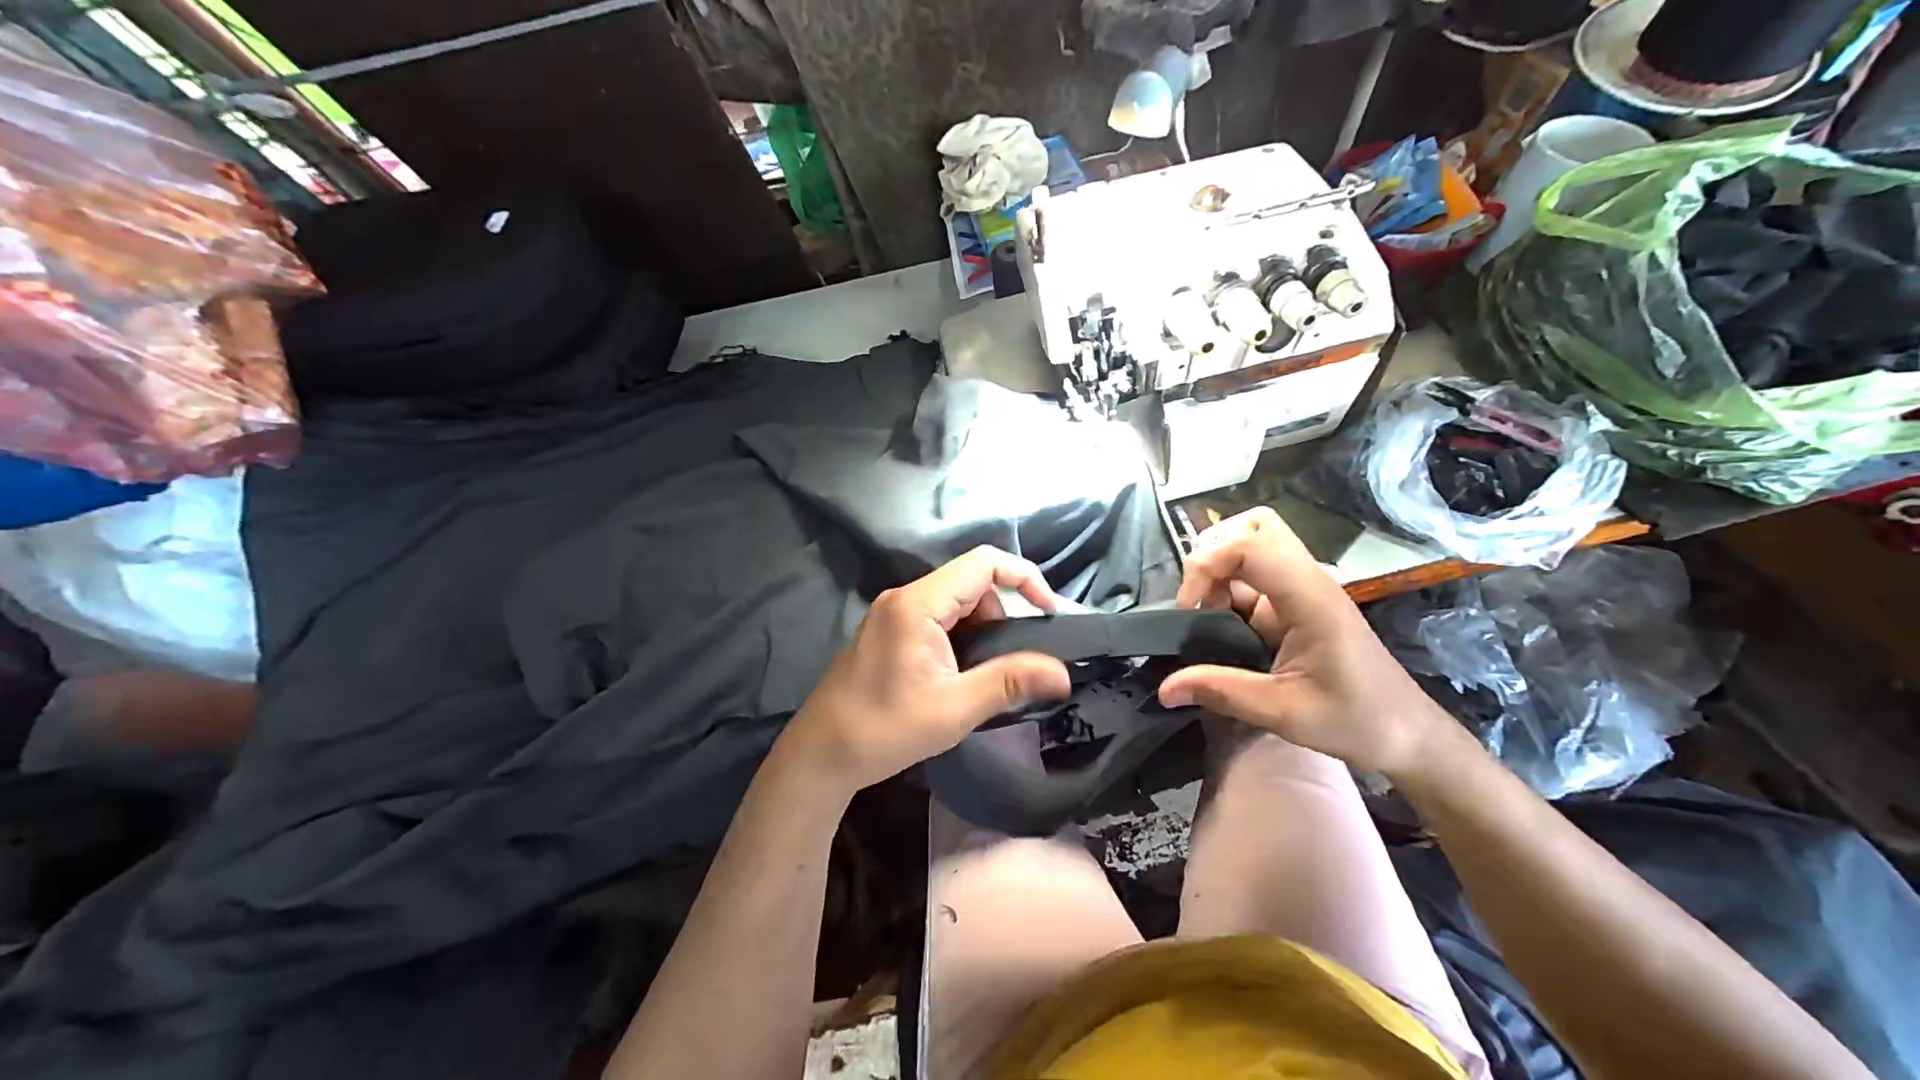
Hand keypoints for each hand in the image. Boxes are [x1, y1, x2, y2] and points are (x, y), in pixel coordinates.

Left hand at [780, 547, 1073, 794]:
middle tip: (1009, 661)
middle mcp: (904, 597)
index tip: (1048, 613)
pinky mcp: (888, 629)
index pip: (984, 563)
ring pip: (955, 601)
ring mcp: (893, 612)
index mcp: (918, 604)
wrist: (822, 753)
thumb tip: (1063, 673)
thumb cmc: (885, 729)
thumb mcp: (955, 708)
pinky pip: (937, 617)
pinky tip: (958, 673)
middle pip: (971, 581)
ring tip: (982, 674)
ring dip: (981, 628)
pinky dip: (960, 636)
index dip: (1024, 578)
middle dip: (1001, 613)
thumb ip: (1010, 682)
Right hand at [1157, 507, 1461, 780]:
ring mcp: (1302, 590)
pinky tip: (1218, 625)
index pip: (1248, 546)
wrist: (1407, 734)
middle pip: (1255, 527)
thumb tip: (1165, 688)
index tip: (1187, 610)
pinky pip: (1254, 577)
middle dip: (1214, 552)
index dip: (1206, 565)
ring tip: (1203, 613)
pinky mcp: (1296, 604)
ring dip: (1219, 570)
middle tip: (1197, 600)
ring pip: (1252, 547)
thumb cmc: (1356, 721)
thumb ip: (1221, 692)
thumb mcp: (1283, 713)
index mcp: (1309, 597)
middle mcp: (1306, 581)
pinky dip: (1227, 589)